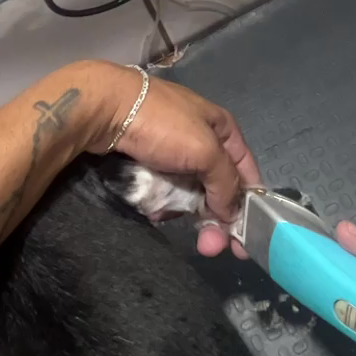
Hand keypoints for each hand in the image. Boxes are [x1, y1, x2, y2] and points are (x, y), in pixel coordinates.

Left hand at [73, 61, 261, 257]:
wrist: (106, 108)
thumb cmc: (162, 125)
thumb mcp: (205, 150)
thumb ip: (226, 182)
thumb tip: (232, 213)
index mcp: (221, 127)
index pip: (245, 170)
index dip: (249, 204)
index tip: (246, 240)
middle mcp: (201, 137)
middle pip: (217, 186)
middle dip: (214, 217)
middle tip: (208, 248)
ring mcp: (173, 149)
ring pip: (189, 190)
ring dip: (183, 210)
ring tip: (168, 217)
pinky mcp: (149, 159)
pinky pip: (164, 188)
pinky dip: (162, 201)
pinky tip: (153, 210)